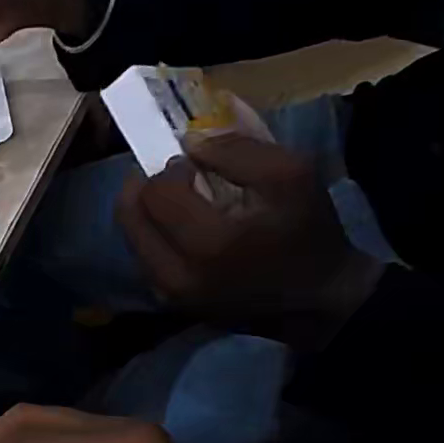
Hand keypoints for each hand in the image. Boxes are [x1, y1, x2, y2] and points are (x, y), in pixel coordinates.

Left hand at [115, 134, 381, 346]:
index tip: (194, 163)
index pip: (157, 193)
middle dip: (147, 185)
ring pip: (130, 235)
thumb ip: (237, 150)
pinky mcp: (164, 301)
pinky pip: (140, 255)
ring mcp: (165, 292)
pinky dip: (151, 232)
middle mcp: (174, 274)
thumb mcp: (291, 175)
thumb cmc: (306, 231)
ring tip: (173, 196)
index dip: (171, 169)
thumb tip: (189, 141)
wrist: (314, 296)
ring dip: (145, 208)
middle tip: (171, 174)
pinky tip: (175, 222)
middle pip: (130, 214)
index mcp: (208, 243)